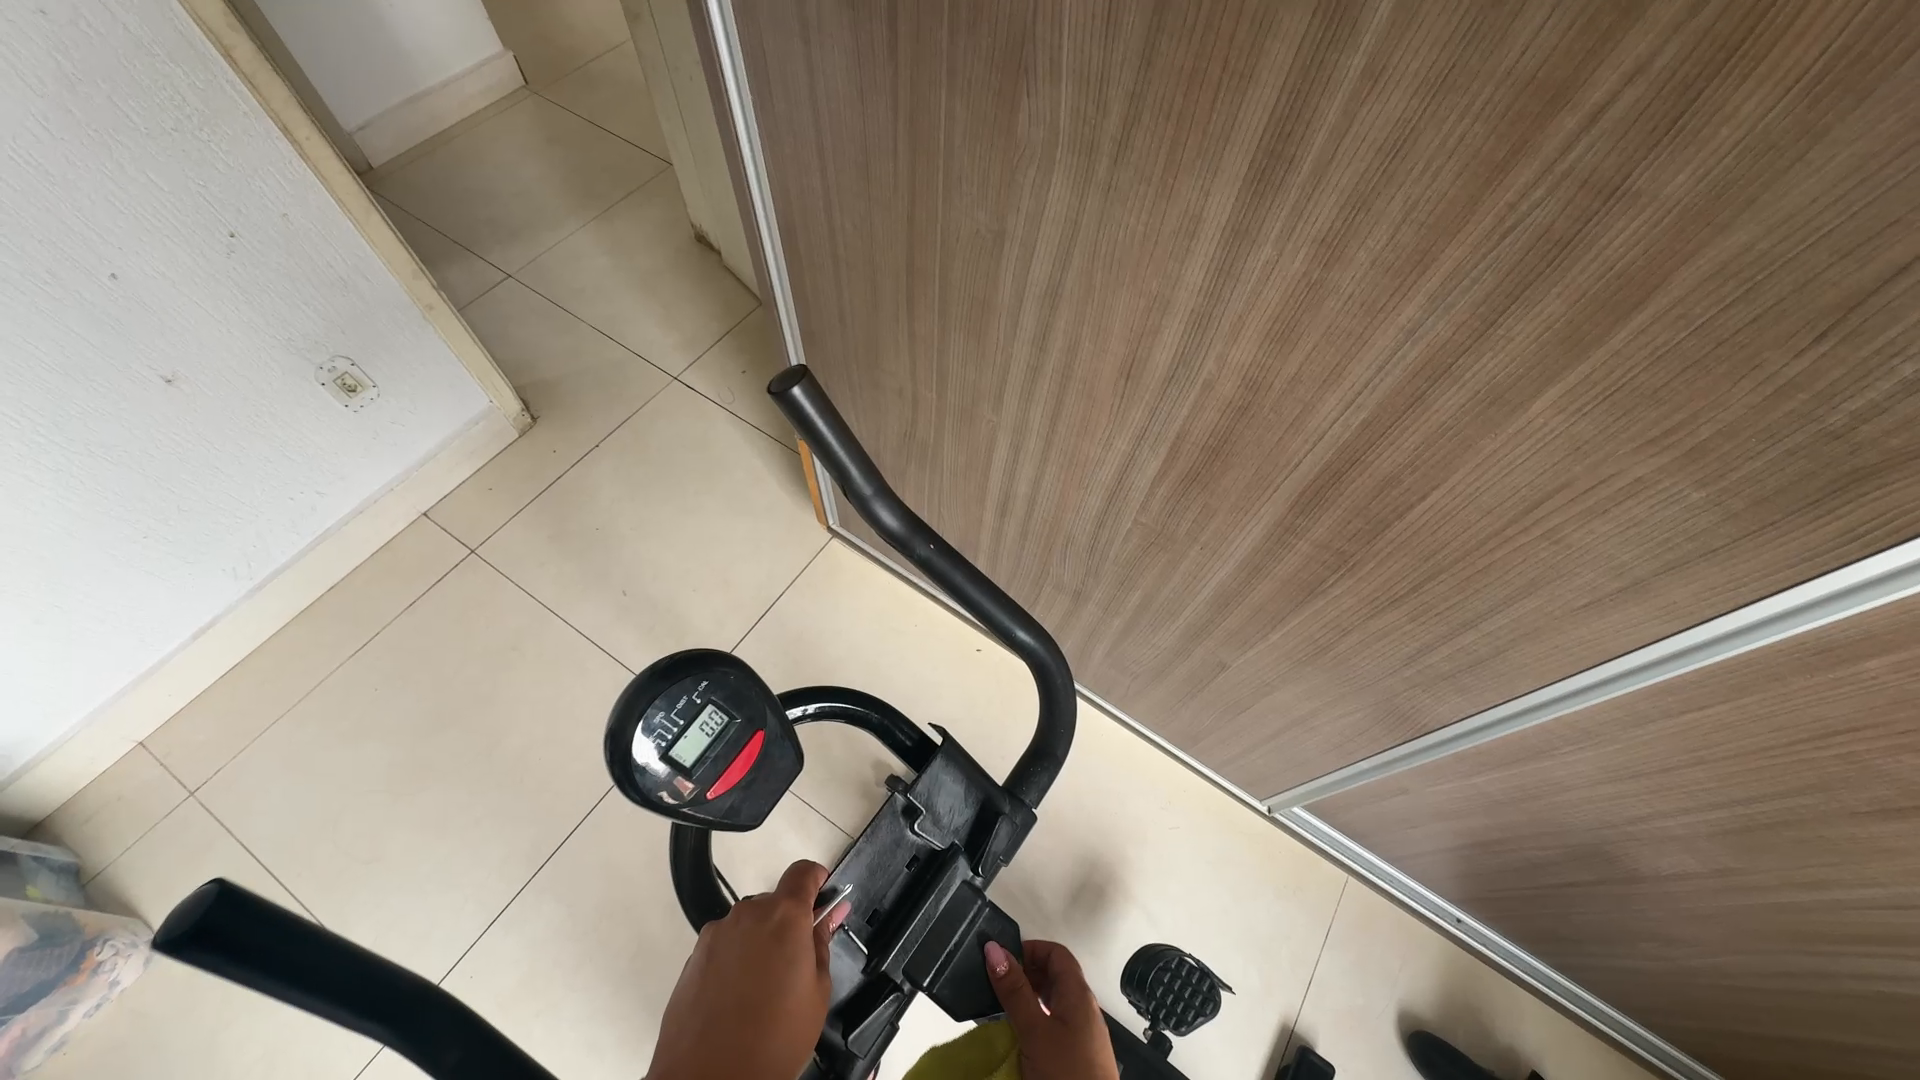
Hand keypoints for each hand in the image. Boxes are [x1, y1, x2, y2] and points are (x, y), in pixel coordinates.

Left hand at [647, 860, 850, 1079]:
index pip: (804, 871)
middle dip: (790, 923)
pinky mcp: (695, 956)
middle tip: (800, 963)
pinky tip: (742, 999)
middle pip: (776, 902)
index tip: (824, 897)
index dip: (818, 880)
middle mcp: (748, 915)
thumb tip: (828, 917)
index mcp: (784, 916)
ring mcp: (717, 934)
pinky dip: (738, 961)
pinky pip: (726, 946)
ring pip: (750, 926)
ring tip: (767, 990)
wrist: (709, 1078)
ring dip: (762, 943)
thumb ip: (822, 944)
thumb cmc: (771, 1040)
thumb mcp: (817, 993)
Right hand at [985, 939, 1120, 1079]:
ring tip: (1003, 1006)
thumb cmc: (1066, 1073)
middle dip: (1026, 973)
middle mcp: (1083, 1009)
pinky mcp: (1077, 1056)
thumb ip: (1014, 990)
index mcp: (1078, 994)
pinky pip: (1054, 1024)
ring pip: (1054, 1001)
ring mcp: (1082, 1033)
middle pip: (1055, 975)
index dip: (1030, 949)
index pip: (1056, 953)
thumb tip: (994, 949)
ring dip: (1029, 997)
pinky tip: (1018, 1035)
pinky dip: (1035, 1020)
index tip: (1003, 958)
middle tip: (998, 982)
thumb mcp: (1034, 1029)